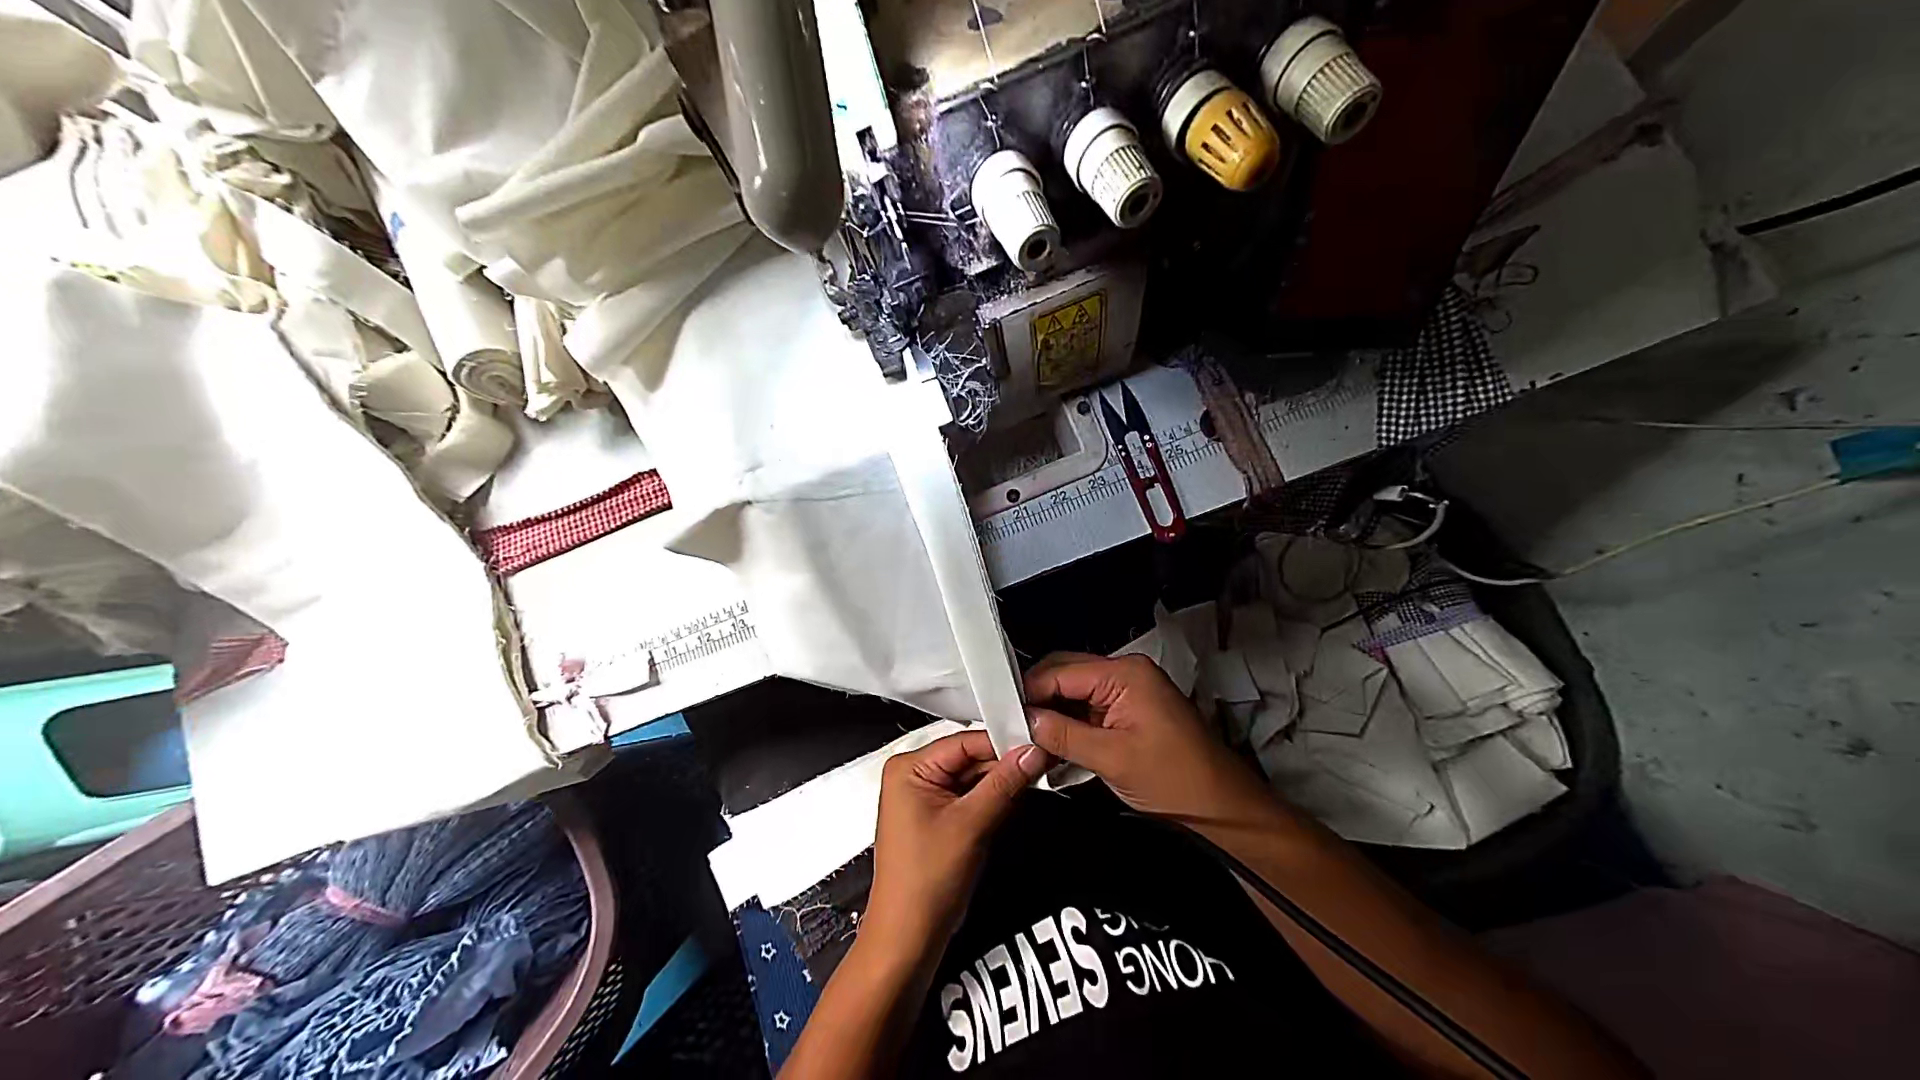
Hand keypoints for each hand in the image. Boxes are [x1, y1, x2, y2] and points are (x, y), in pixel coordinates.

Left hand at [864, 731, 1050, 953]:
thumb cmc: (921, 884)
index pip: (965, 741)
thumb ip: (1004, 783)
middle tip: (1040, 763)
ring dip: (1001, 782)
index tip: (1035, 745)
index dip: (1002, 742)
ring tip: (1032, 780)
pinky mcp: (938, 817)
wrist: (909, 936)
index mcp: (908, 768)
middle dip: (1005, 764)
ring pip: (973, 777)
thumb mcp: (971, 824)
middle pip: (970, 757)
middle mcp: (913, 777)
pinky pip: (970, 797)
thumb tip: (1029, 754)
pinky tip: (1014, 800)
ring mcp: (925, 798)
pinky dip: (992, 800)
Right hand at [1025, 653, 1272, 824]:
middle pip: (1065, 677)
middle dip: (1039, 702)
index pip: (1059, 671)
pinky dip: (1070, 728)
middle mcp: (1127, 675)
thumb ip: (1062, 734)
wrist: (1223, 812)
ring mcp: (1130, 694)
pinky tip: (1054, 749)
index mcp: (1126, 673)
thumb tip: (1027, 720)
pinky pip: (1089, 712)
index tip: (1004, 713)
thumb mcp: (1111, 758)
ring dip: (1053, 718)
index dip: (1029, 692)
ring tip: (1031, 742)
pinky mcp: (1130, 715)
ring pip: (1074, 696)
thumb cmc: (1183, 782)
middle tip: (1013, 728)